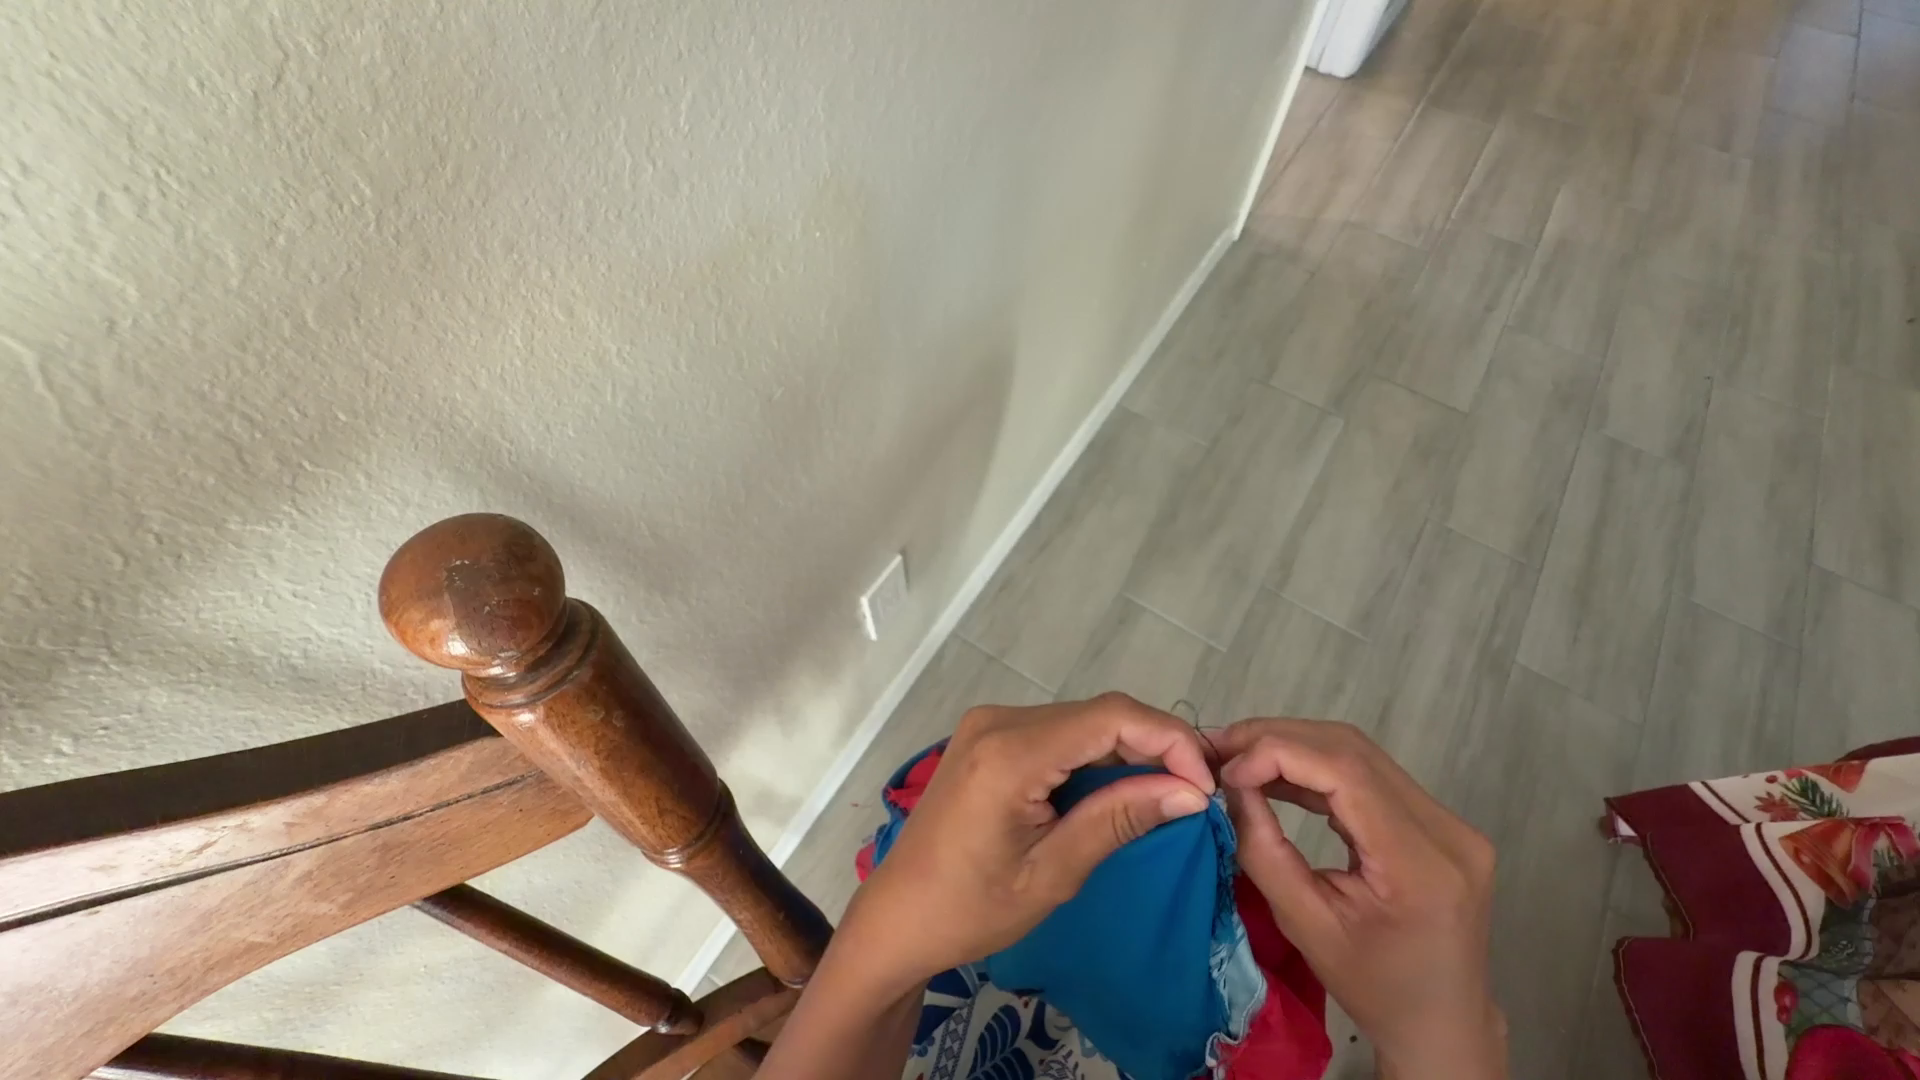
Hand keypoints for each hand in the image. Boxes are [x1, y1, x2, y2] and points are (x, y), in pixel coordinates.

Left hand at [839, 693, 1214, 994]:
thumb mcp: (1053, 873)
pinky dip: (1094, 755)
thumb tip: (1192, 791)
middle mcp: (998, 720)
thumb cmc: (971, 909)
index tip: (1205, 786)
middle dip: (1155, 746)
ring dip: (1128, 750)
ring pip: (1080, 721)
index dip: (1169, 740)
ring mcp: (989, 724)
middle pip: (1098, 714)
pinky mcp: (987, 736)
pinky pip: (1056, 732)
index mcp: (1010, 751)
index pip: (1111, 717)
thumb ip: (1119, 819)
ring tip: (1167, 793)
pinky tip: (1118, 788)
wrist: (898, 916)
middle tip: (1195, 794)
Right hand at [1208, 718, 1505, 1079]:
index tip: (1225, 770)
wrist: (1441, 1024)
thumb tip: (1229, 783)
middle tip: (1219, 748)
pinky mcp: (1436, 820)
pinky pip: (1366, 773)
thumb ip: (1263, 849)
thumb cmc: (1371, 987)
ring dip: (1292, 746)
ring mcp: (1447, 821)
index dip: (1278, 753)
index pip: (1345, 771)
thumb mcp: (1303, 923)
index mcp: (1420, 863)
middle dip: (1277, 739)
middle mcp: (1447, 829)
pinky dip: (1314, 766)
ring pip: (1357, 752)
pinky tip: (1274, 774)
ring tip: (1237, 756)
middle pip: (1350, 749)